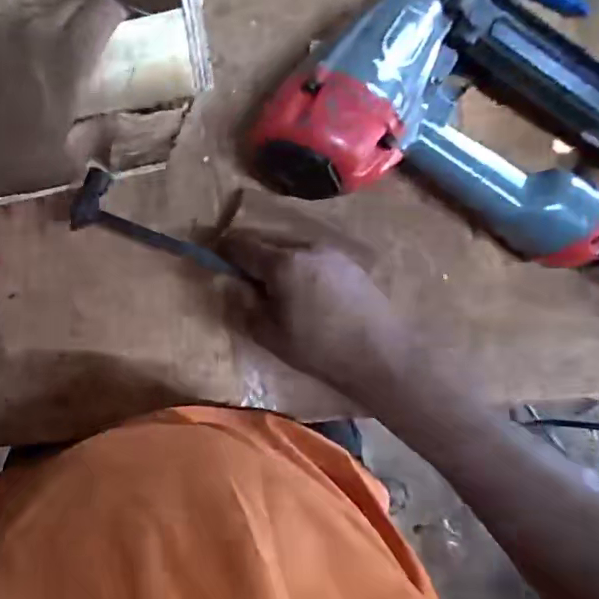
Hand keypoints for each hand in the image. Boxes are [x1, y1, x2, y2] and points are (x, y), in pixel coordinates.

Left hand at [0, 0, 126, 196]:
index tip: (118, 30)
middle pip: (68, 6)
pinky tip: (3, 60)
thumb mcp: (70, 160)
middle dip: (81, 22)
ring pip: (32, 12)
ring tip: (38, 55)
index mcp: (66, 57)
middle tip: (81, 48)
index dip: (114, 17)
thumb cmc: (15, 163)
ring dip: (44, 28)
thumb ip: (99, 133)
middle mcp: (32, 29)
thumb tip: (117, 119)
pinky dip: (9, 35)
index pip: (101, 11)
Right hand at [219, 230, 416, 399]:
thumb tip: (232, 285)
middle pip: (270, 244)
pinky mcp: (352, 265)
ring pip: (295, 251)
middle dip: (254, 258)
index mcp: (283, 263)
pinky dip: (303, 269)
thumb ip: (245, 306)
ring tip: (280, 291)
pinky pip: (316, 259)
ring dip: (281, 263)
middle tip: (247, 281)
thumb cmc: (320, 349)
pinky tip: (309, 295)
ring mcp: (333, 253)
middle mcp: (307, 248)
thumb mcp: (270, 335)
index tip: (215, 257)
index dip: (224, 250)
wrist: (383, 354)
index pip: (243, 245)